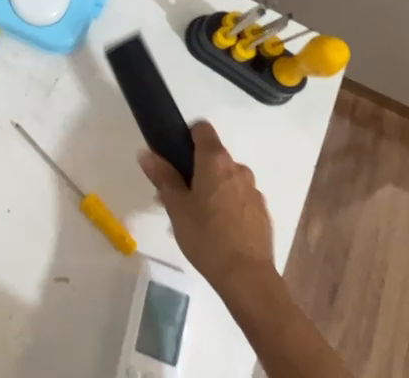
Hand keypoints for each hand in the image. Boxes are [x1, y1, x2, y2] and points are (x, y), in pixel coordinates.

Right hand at [137, 120, 275, 286]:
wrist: (247, 277)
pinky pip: (240, 199)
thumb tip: (146, 153)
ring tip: (197, 219)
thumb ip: (162, 176)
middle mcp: (238, 169)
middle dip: (195, 170)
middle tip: (178, 196)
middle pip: (213, 157)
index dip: (187, 137)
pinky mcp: (262, 212)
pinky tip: (218, 231)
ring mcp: (254, 191)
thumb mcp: (176, 206)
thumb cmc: (206, 236)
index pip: (202, 129)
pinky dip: (228, 206)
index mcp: (215, 161)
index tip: (175, 157)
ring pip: (227, 180)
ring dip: (212, 189)